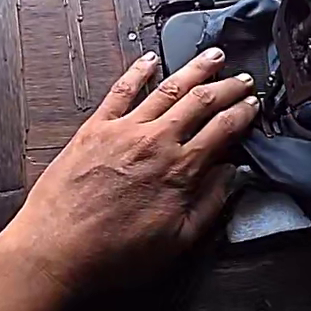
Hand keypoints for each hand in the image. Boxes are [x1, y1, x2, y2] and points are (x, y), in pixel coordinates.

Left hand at [0, 48, 257, 296]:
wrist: (57, 248)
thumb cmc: (115, 253)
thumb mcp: (177, 242)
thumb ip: (209, 205)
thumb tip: (231, 176)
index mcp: (180, 170)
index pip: (223, 129)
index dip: (243, 113)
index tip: (253, 105)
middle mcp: (156, 141)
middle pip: (201, 101)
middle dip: (227, 86)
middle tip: (242, 78)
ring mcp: (125, 130)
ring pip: (168, 88)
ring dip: (194, 69)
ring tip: (212, 57)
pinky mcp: (95, 128)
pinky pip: (121, 90)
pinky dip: (138, 71)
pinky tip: (150, 59)